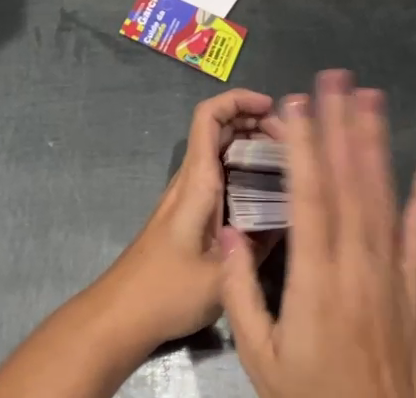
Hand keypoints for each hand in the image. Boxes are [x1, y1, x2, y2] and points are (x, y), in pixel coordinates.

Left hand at [90, 88, 283, 347]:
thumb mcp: (223, 276)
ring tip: (287, 162)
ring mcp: (189, 196)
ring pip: (221, 151)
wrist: (121, 315)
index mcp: (197, 182)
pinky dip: (245, 170)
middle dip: (256, 122)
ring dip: (251, 145)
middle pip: (219, 128)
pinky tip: (268, 193)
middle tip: (291, 142)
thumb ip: (259, 244)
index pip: (210, 116)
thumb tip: (294, 215)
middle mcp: (191, 180)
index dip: (239, 100)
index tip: (273, 109)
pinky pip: (221, 175)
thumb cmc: (167, 292)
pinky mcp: (191, 214)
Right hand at [218, 71, 415, 397]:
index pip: (310, 196)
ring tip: (371, 97)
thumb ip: (240, 294)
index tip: (297, 103)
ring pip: (383, 196)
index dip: (305, 145)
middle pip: (349, 182)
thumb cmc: (310, 396)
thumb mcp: (260, 357)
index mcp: (316, 278)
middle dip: (340, 125)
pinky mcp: (412, 287)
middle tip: (335, 78)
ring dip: (376, 143)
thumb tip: (227, 234)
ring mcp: (391, 272)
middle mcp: (357, 263)